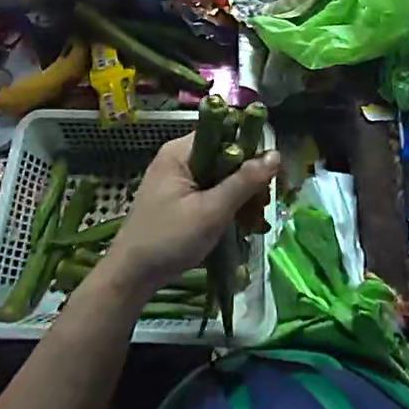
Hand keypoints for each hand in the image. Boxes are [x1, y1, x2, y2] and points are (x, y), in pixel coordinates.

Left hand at [105, 135, 278, 287]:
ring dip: (241, 198)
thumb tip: (275, 154)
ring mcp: (178, 180)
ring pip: (221, 178)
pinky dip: (227, 207)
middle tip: (261, 208)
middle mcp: (179, 159)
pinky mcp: (180, 200)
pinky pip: (211, 194)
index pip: (224, 134)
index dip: (251, 152)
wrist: (133, 274)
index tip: (269, 178)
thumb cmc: (169, 238)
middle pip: (225, 157)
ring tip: (254, 223)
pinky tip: (241, 226)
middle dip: (248, 181)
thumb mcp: (211, 210)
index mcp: (180, 152)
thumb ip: (244, 181)